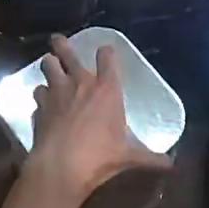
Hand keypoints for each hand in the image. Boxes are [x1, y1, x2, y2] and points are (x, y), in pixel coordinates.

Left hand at [24, 36, 171, 200]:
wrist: (61, 166)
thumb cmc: (100, 156)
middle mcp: (79, 84)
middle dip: (62, 44)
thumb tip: (170, 165)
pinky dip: (41, 97)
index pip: (107, 57)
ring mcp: (55, 94)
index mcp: (106, 89)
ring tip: (49, 67)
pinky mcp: (39, 108)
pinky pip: (38, 96)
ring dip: (48, 66)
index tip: (105, 52)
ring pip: (47, 67)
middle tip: (58, 41)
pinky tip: (43, 104)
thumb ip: (149, 158)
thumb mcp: (129, 157)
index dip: (106, 52)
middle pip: (67, 52)